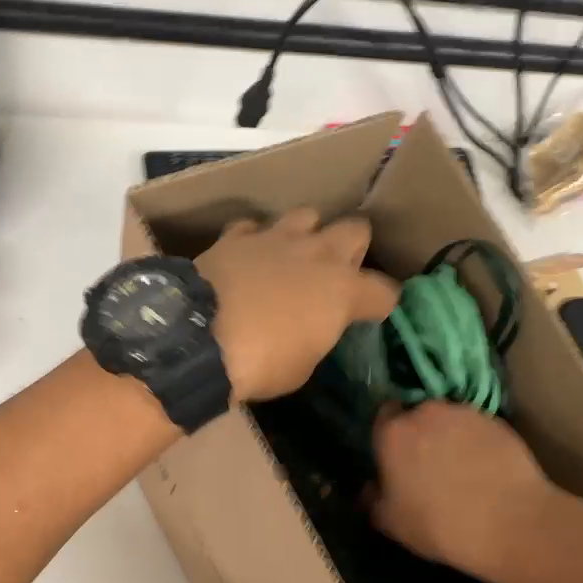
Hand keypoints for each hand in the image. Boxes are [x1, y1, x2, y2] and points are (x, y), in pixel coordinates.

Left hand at [198, 208, 399, 401]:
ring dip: (307, 234)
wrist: (199, 339)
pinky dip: (254, 241)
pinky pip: (253, 228)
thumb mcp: (302, 367)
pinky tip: (247, 258)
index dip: (382, 304)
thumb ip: (317, 338)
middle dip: (353, 248)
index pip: (384, 292)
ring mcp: (276, 238)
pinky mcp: (236, 236)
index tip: (373, 314)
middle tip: (337, 273)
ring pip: (308, 215)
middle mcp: (318, 254)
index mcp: (343, 291)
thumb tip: (312, 329)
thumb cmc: (261, 364)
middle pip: (356, 229)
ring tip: (293, 257)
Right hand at [372, 402, 557, 571]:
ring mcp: (466, 414)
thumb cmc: (439, 524)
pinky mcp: (498, 422)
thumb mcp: (392, 523)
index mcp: (393, 434)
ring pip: (449, 421)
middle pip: (417, 416)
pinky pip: (477, 429)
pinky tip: (485, 470)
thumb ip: (373, 500)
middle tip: (426, 466)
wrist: (510, 522)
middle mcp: (427, 413)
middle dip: (419, 435)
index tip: (394, 459)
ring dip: (449, 437)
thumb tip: (370, 488)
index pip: (382, 417)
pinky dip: (477, 443)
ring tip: (460, 469)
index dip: (387, 438)